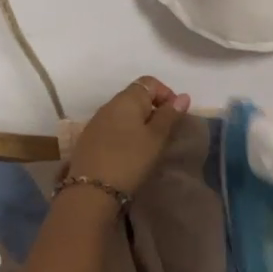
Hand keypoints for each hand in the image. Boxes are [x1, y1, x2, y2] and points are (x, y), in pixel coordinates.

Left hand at [64, 76, 190, 194]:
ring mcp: (96, 122)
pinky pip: (112, 129)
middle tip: (163, 135)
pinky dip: (125, 135)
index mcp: (127, 99)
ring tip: (148, 146)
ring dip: (138, 125)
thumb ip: (169, 116)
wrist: (92, 189)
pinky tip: (129, 154)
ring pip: (123, 115)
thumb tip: (183, 96)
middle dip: (153, 111)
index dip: (166, 95)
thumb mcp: (156, 138)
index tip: (175, 117)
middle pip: (135, 98)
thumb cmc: (130, 160)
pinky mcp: (89, 140)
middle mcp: (109, 105)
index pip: (149, 82)